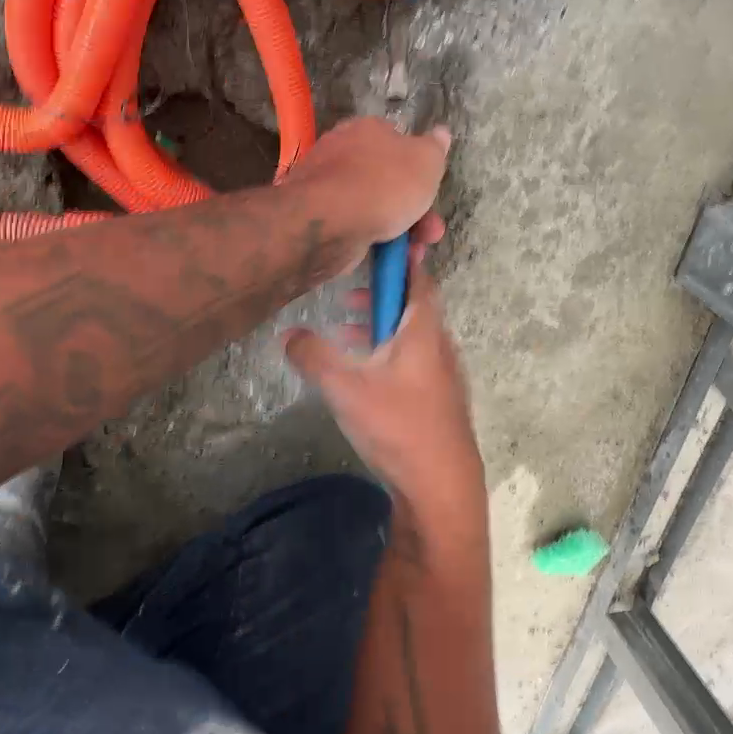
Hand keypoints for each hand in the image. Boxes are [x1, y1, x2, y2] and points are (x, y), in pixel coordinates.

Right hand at [284, 236, 483, 510]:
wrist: (442, 486)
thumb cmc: (397, 426)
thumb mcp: (344, 387)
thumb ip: (313, 356)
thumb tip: (287, 333)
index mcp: (424, 330)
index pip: (417, 278)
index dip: (400, 260)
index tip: (379, 247)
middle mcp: (441, 346)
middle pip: (414, 308)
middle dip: (382, 298)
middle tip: (351, 298)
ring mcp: (445, 376)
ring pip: (413, 339)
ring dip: (384, 331)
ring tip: (349, 337)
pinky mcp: (442, 403)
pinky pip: (416, 364)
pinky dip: (392, 356)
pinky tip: (367, 381)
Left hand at [286, 118, 452, 250]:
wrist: (330, 222)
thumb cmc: (384, 184)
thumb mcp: (426, 161)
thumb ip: (435, 149)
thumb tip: (441, 133)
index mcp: (367, 131)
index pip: (397, 142)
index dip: (418, 170)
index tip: (432, 192)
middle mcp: (343, 154)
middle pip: (388, 183)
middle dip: (416, 212)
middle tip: (431, 233)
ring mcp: (328, 189)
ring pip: (374, 211)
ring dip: (400, 234)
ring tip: (414, 256)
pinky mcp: (320, 220)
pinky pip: (356, 230)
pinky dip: (374, 245)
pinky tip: (388, 262)